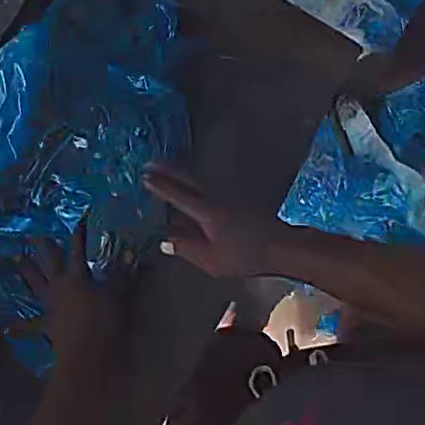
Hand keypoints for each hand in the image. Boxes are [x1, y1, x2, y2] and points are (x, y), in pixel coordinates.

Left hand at [20, 225, 131, 364]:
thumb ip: (121, 274)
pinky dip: (21, 328)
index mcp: (77, 278)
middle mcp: (60, 288)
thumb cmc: (103, 320)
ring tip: (16, 260)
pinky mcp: (48, 327)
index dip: (79, 237)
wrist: (86, 356)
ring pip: (36, 286)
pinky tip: (8, 328)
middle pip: (50, 263)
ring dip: (27, 273)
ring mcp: (51, 308)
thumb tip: (129, 254)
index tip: (78, 222)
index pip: (78, 252)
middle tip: (31, 235)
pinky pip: (32, 327)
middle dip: (43, 248)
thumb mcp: (118, 294)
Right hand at [142, 165, 290, 278]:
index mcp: (207, 211)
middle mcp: (216, 194)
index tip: (145, 177)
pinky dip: (197, 175)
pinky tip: (193, 177)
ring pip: (200, 175)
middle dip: (168, 169)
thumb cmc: (245, 256)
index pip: (177, 195)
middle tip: (150, 164)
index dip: (160, 185)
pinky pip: (212, 178)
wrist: (280, 244)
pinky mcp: (240, 190)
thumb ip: (187, 248)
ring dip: (182, 169)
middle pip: (188, 177)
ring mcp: (229, 189)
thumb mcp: (212, 260)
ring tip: (167, 166)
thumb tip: (164, 240)